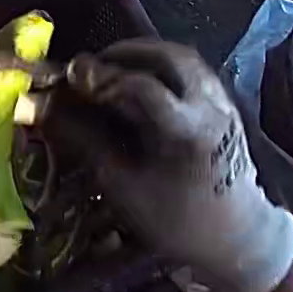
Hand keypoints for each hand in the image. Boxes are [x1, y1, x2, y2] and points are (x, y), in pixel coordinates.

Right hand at [55, 40, 292, 291]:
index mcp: (186, 131)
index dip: (104, 76)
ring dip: (147, 53)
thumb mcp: (126, 188)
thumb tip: (51, 114)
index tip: (75, 77)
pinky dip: (164, 64)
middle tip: (95, 63)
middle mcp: (209, 107)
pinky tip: (143, 78)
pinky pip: (194, 69)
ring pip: (184, 57)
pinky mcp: (225, 105)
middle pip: (169, 56)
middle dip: (127, 51)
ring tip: (116, 66)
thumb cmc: (179, 221)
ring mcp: (223, 102)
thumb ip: (90, 144)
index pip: (142, 85)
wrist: (240, 240)